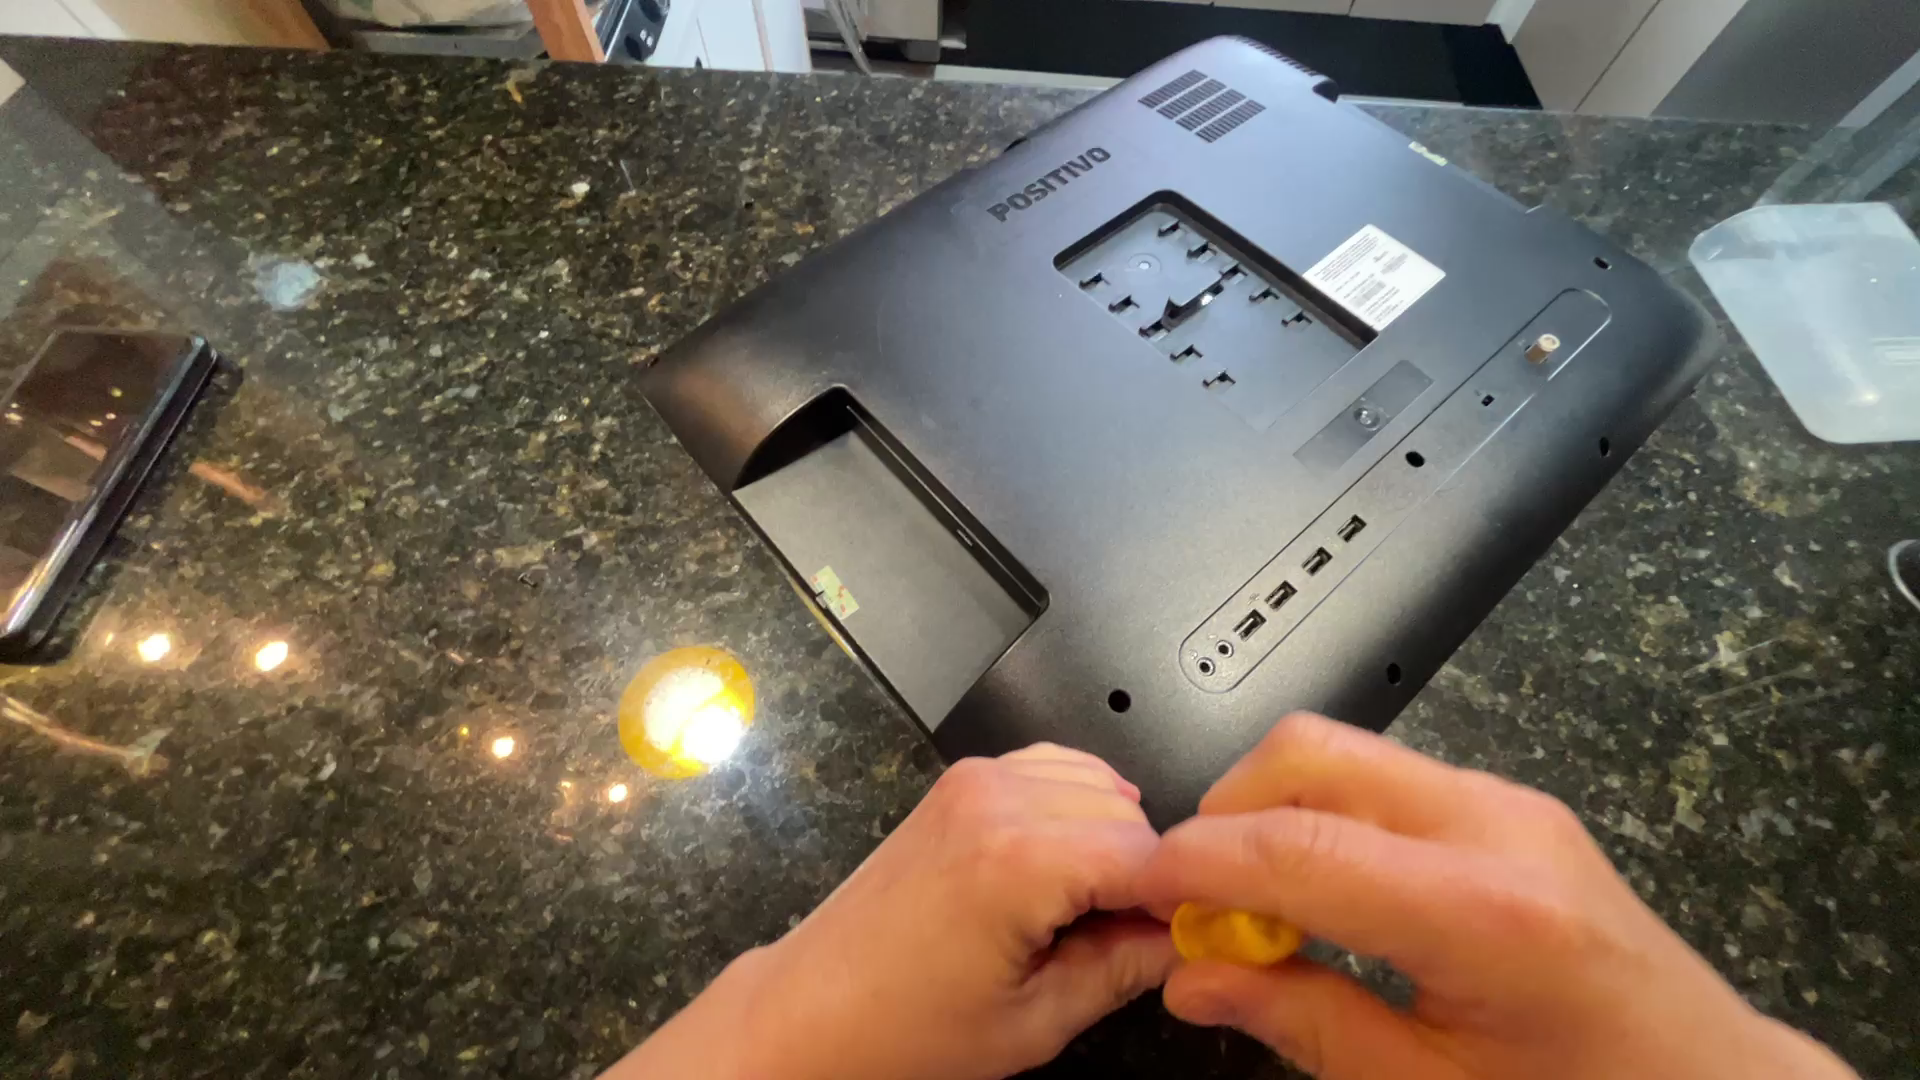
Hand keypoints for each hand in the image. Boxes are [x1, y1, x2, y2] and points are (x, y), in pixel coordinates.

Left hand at [603, 744, 1174, 1079]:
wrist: (814, 1003)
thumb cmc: (909, 1029)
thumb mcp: (1032, 1021)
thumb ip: (1122, 968)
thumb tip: (1187, 937)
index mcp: (1018, 860)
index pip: (1147, 854)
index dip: (1183, 894)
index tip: (1200, 930)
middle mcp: (998, 797)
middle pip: (1125, 808)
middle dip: (1146, 866)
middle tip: (1140, 928)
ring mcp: (975, 777)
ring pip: (1093, 778)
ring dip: (1112, 830)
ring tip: (1097, 897)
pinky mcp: (961, 777)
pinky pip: (1048, 765)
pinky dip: (1076, 797)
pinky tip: (1068, 849)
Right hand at [1138, 713, 1857, 1079]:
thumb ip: (1298, 1020)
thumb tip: (1188, 981)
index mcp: (1489, 914)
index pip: (1297, 850)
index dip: (1197, 861)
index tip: (1140, 885)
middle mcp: (1493, 823)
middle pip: (1306, 754)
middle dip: (1225, 810)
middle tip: (1202, 890)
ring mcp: (1499, 795)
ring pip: (1330, 747)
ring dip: (1263, 802)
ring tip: (1254, 886)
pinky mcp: (1494, 795)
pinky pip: (1367, 770)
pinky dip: (1309, 806)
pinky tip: (1315, 876)